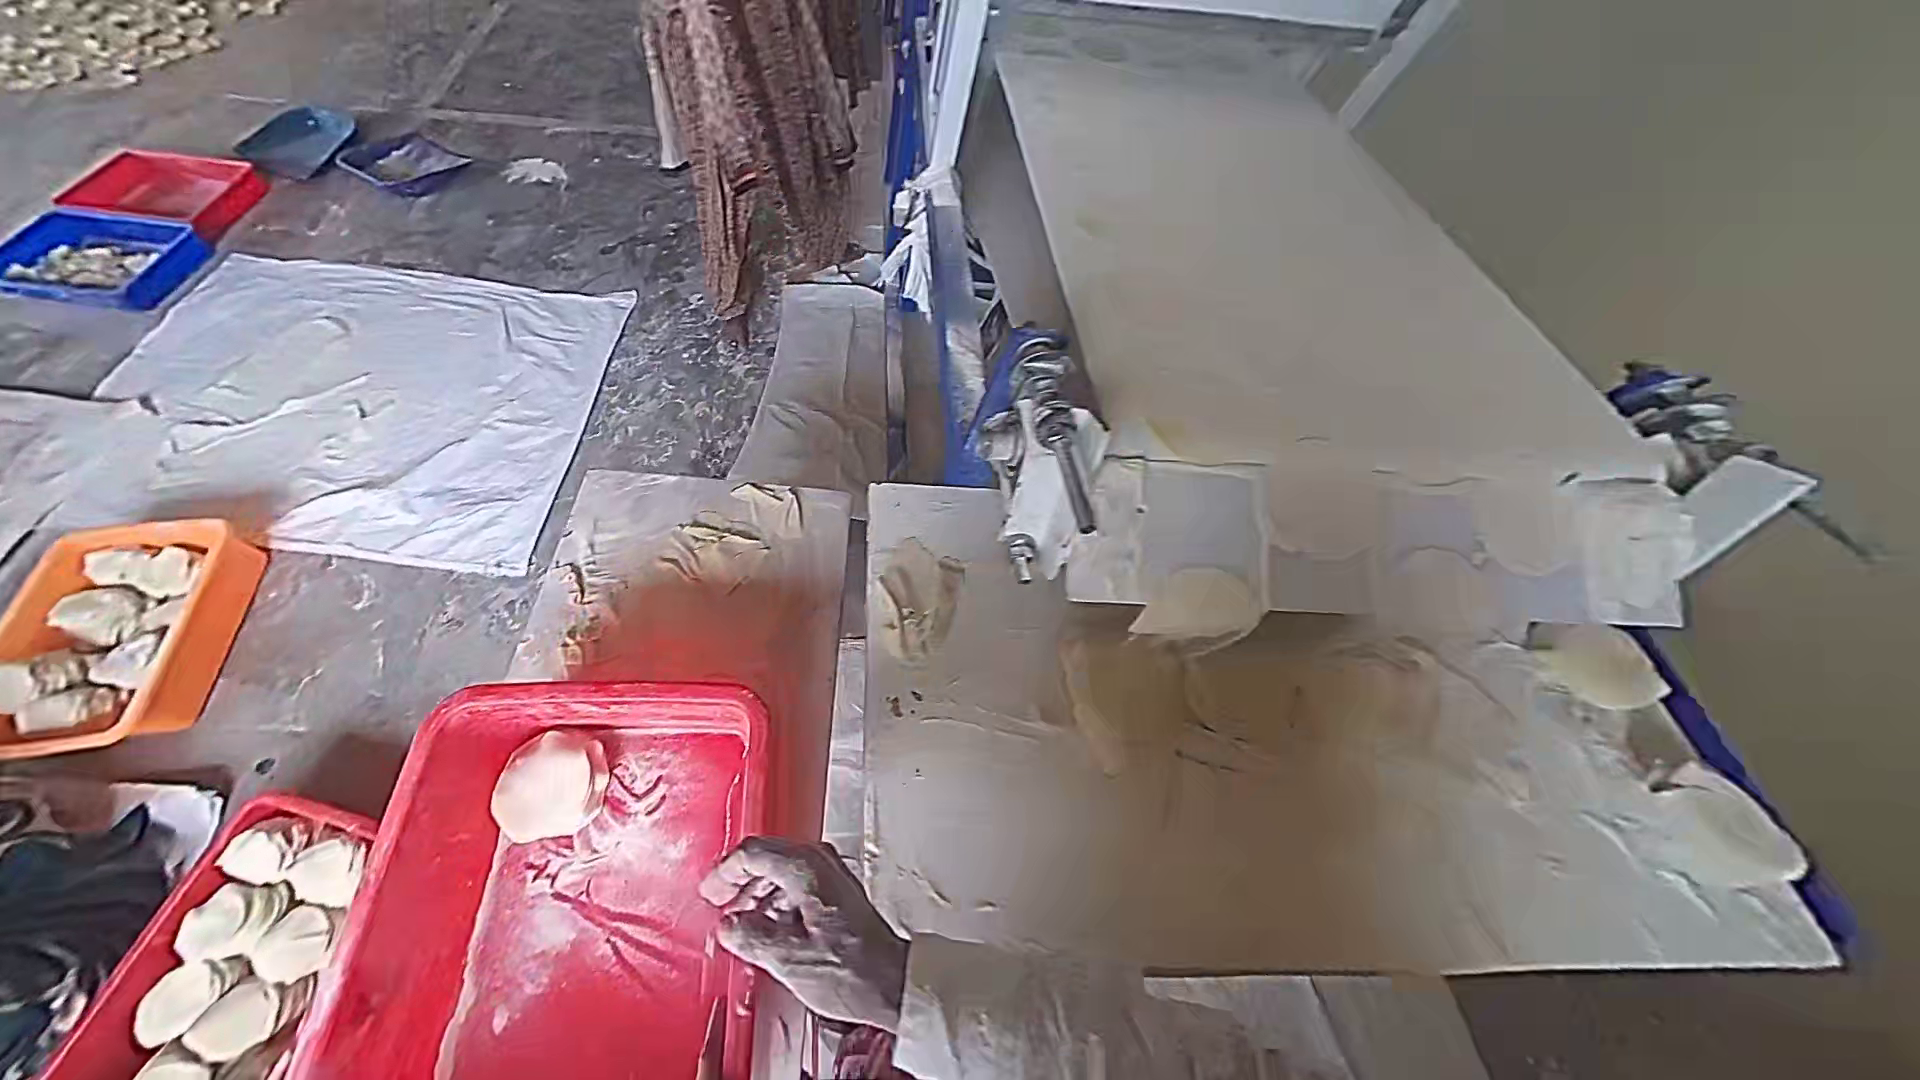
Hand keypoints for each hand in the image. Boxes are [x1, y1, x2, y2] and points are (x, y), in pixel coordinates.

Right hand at [699, 836, 908, 1031]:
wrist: (890, 981)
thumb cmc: (853, 970)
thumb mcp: (790, 959)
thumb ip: (752, 937)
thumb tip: (729, 926)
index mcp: (807, 869)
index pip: (753, 852)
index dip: (725, 872)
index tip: (710, 893)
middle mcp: (819, 861)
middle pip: (766, 855)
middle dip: (738, 880)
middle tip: (718, 906)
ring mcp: (829, 872)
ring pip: (779, 867)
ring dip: (755, 891)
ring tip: (739, 922)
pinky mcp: (833, 888)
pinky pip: (794, 881)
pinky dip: (774, 898)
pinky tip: (766, 927)